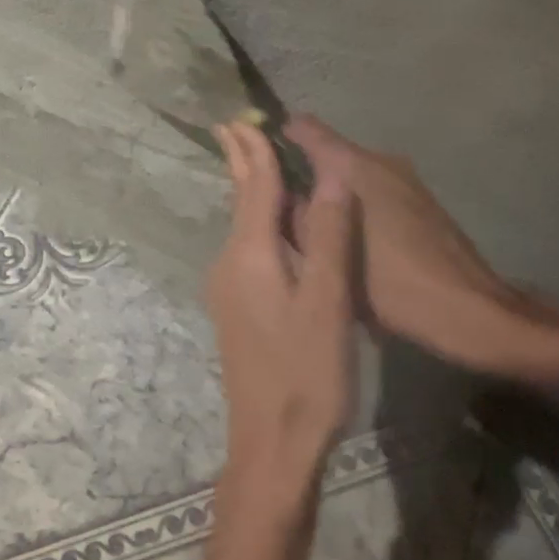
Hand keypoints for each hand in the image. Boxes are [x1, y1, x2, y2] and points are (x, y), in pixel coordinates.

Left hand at [206, 119, 358, 476]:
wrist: (271, 442)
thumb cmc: (306, 373)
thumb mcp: (327, 303)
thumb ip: (328, 237)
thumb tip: (330, 175)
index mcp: (249, 256)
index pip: (254, 190)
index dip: (255, 151)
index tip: (244, 117)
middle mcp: (229, 265)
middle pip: (239, 203)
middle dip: (240, 164)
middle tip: (235, 126)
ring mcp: (228, 290)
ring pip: (242, 227)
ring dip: (250, 192)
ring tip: (255, 161)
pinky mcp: (237, 311)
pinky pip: (247, 250)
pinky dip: (257, 222)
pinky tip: (270, 226)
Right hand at [284, 114, 558, 385]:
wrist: (467, 310)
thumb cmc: (390, 283)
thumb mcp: (328, 256)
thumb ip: (296, 219)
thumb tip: (276, 195)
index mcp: (354, 166)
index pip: (306, 129)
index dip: (276, 135)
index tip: (251, 153)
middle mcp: (380, 161)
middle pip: (329, 152)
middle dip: (300, 171)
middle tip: (273, 201)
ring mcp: (405, 179)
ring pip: (351, 173)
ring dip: (328, 190)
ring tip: (305, 223)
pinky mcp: (420, 201)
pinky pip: (372, 190)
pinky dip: (352, 203)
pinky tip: (342, 237)